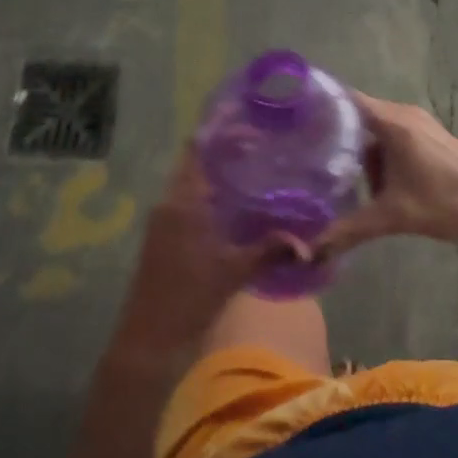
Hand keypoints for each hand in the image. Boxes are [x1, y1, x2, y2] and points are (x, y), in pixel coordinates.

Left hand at [111, 146, 305, 356]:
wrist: (148, 338)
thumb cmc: (189, 298)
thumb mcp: (233, 272)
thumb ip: (270, 252)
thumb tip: (309, 244)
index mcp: (183, 201)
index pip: (198, 148)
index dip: (221, 129)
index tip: (250, 119)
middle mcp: (170, 203)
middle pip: (197, 161)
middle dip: (226, 149)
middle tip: (264, 142)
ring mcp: (165, 220)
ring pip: (194, 182)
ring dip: (220, 173)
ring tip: (258, 167)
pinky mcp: (165, 237)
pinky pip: (190, 201)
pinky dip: (213, 195)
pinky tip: (240, 206)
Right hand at [317, 91, 457, 256]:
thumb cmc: (443, 205)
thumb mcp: (390, 218)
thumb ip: (345, 231)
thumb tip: (306, 252)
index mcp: (394, 123)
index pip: (346, 99)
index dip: (319, 106)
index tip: (291, 119)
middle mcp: (405, 115)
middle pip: (358, 114)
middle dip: (334, 133)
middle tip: (303, 152)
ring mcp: (420, 124)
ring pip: (376, 129)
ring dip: (359, 149)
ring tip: (332, 172)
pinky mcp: (430, 137)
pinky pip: (393, 136)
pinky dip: (378, 153)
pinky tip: (369, 181)